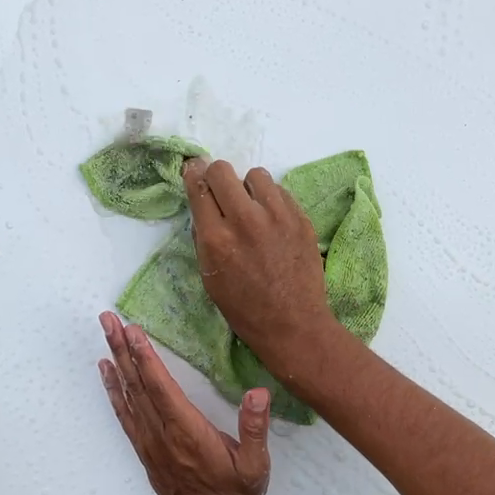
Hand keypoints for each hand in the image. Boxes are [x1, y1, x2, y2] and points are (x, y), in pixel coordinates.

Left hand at [98, 312, 269, 494]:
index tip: (133, 331)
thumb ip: (255, 429)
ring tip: (105, 332)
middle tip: (108, 319)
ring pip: (128, 395)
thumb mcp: (255, 464)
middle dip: (123, 349)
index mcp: (188, 432)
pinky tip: (107, 370)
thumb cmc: (236, 491)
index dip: (146, 358)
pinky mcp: (143, 447)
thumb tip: (258, 393)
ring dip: (115, 362)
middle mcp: (162, 433)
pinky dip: (113, 389)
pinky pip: (124, 413)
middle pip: (138, 385)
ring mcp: (149, 440)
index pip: (162, 388)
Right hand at [182, 159, 337, 362]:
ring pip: (256, 174)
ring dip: (248, 187)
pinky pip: (280, 192)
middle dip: (217, 177)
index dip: (193, 175)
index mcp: (216, 239)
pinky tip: (272, 223)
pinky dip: (271, 201)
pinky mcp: (301, 218)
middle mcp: (245, 220)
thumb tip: (204, 208)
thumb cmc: (244, 308)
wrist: (292, 324)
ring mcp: (277, 216)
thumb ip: (203, 238)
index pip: (199, 187)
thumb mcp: (210, 277)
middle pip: (223, 171)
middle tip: (221, 191)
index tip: (194, 171)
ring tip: (252, 208)